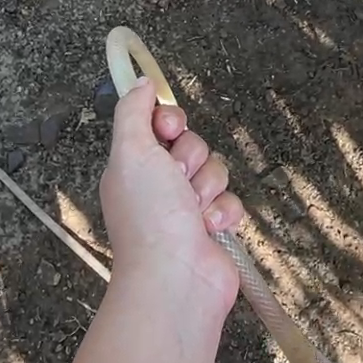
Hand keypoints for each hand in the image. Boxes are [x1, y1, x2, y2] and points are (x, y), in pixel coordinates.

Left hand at [100, 78, 244, 316]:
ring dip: (207, 186)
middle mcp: (158, 184)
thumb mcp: (131, 152)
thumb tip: (140, 82)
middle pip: (191, 143)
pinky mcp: (213, 226)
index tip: (169, 129)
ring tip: (193, 211)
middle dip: (191, 158)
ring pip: (215, 169)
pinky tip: (209, 229)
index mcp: (134, 165)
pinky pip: (231, 199)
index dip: (170, 121)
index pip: (159, 122)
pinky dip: (223, 212)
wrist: (176, 279)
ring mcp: (186, 207)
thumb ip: (133, 112)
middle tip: (177, 180)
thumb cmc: (149, 216)